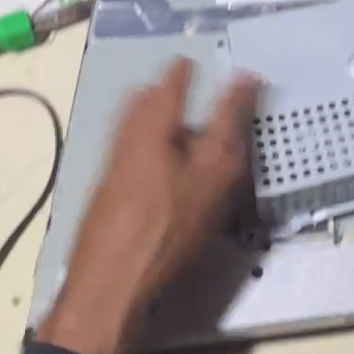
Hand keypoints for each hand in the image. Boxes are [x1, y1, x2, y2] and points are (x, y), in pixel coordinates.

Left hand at [38, 57, 261, 353]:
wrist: (109, 288)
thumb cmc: (168, 226)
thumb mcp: (213, 173)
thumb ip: (230, 120)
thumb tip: (247, 76)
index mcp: (151, 123)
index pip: (173, 80)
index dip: (190, 70)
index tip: (202, 64)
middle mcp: (125, 136)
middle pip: (143, 99)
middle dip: (165, 91)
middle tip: (187, 91)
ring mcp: (111, 167)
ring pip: (131, 126)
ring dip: (155, 118)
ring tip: (181, 131)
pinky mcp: (105, 195)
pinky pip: (127, 153)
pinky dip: (147, 148)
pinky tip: (164, 174)